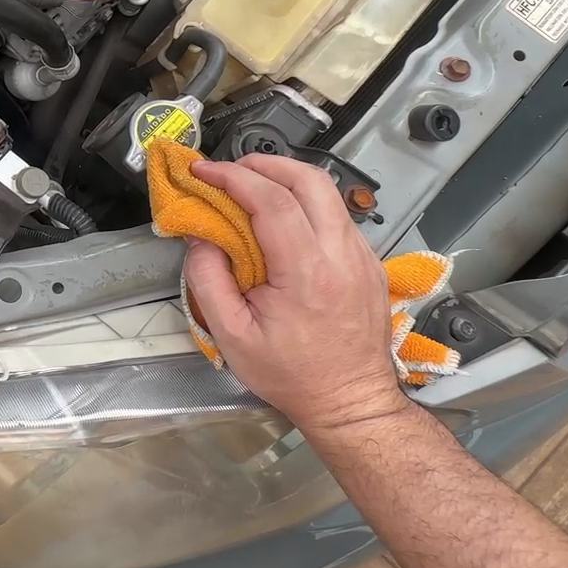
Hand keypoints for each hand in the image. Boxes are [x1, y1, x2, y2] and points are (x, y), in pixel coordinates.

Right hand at [183, 154, 408, 434]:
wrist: (353, 405)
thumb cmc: (289, 374)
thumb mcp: (229, 334)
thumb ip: (206, 278)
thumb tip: (200, 236)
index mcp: (308, 275)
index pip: (274, 202)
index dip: (233, 177)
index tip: (202, 172)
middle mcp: (343, 257)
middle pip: (311, 181)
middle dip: (264, 162)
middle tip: (228, 169)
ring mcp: (362, 258)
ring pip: (327, 192)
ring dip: (283, 177)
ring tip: (247, 186)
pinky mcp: (367, 262)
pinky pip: (334, 213)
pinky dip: (300, 199)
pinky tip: (275, 214)